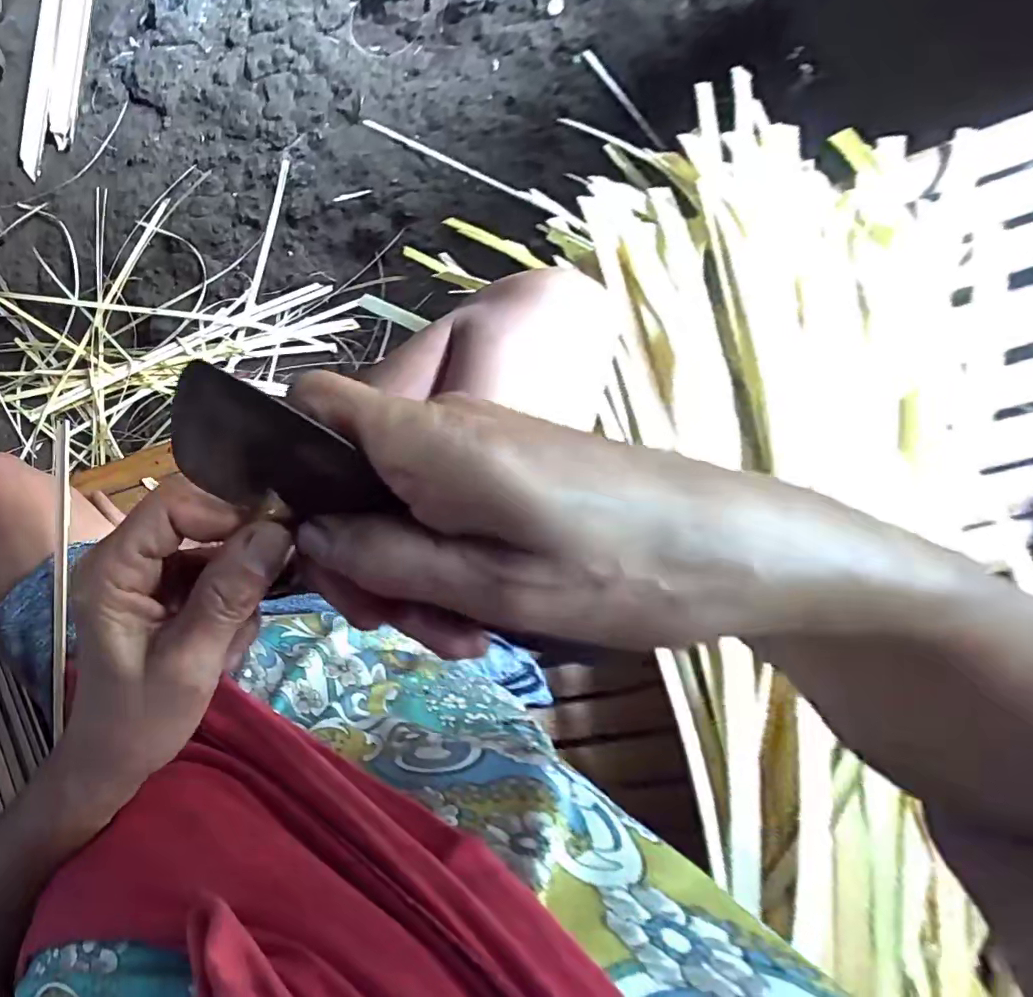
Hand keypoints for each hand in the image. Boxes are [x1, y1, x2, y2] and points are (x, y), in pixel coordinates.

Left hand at [53, 477, 292, 808]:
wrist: (113, 760)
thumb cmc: (140, 720)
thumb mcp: (191, 662)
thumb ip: (230, 595)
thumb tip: (276, 532)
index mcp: (113, 568)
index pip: (170, 505)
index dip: (223, 511)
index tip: (273, 537)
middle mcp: (124, 557)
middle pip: (193, 521)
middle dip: (235, 554)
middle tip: (263, 594)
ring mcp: (144, 573)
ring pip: (208, 548)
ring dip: (235, 586)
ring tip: (231, 641)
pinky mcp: (162, 589)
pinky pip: (209, 573)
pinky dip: (229, 602)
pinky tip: (225, 643)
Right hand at [287, 371, 962, 657]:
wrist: (747, 549)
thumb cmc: (624, 567)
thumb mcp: (492, 587)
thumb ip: (387, 558)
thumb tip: (310, 535)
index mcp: (425, 437)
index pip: (315, 401)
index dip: (285, 454)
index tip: (305, 535)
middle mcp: (437, 428)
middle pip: (346, 472)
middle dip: (354, 550)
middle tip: (399, 622)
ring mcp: (467, 446)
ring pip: (389, 500)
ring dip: (401, 568)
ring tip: (458, 632)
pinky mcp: (495, 467)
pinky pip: (433, 506)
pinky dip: (436, 559)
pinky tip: (478, 613)